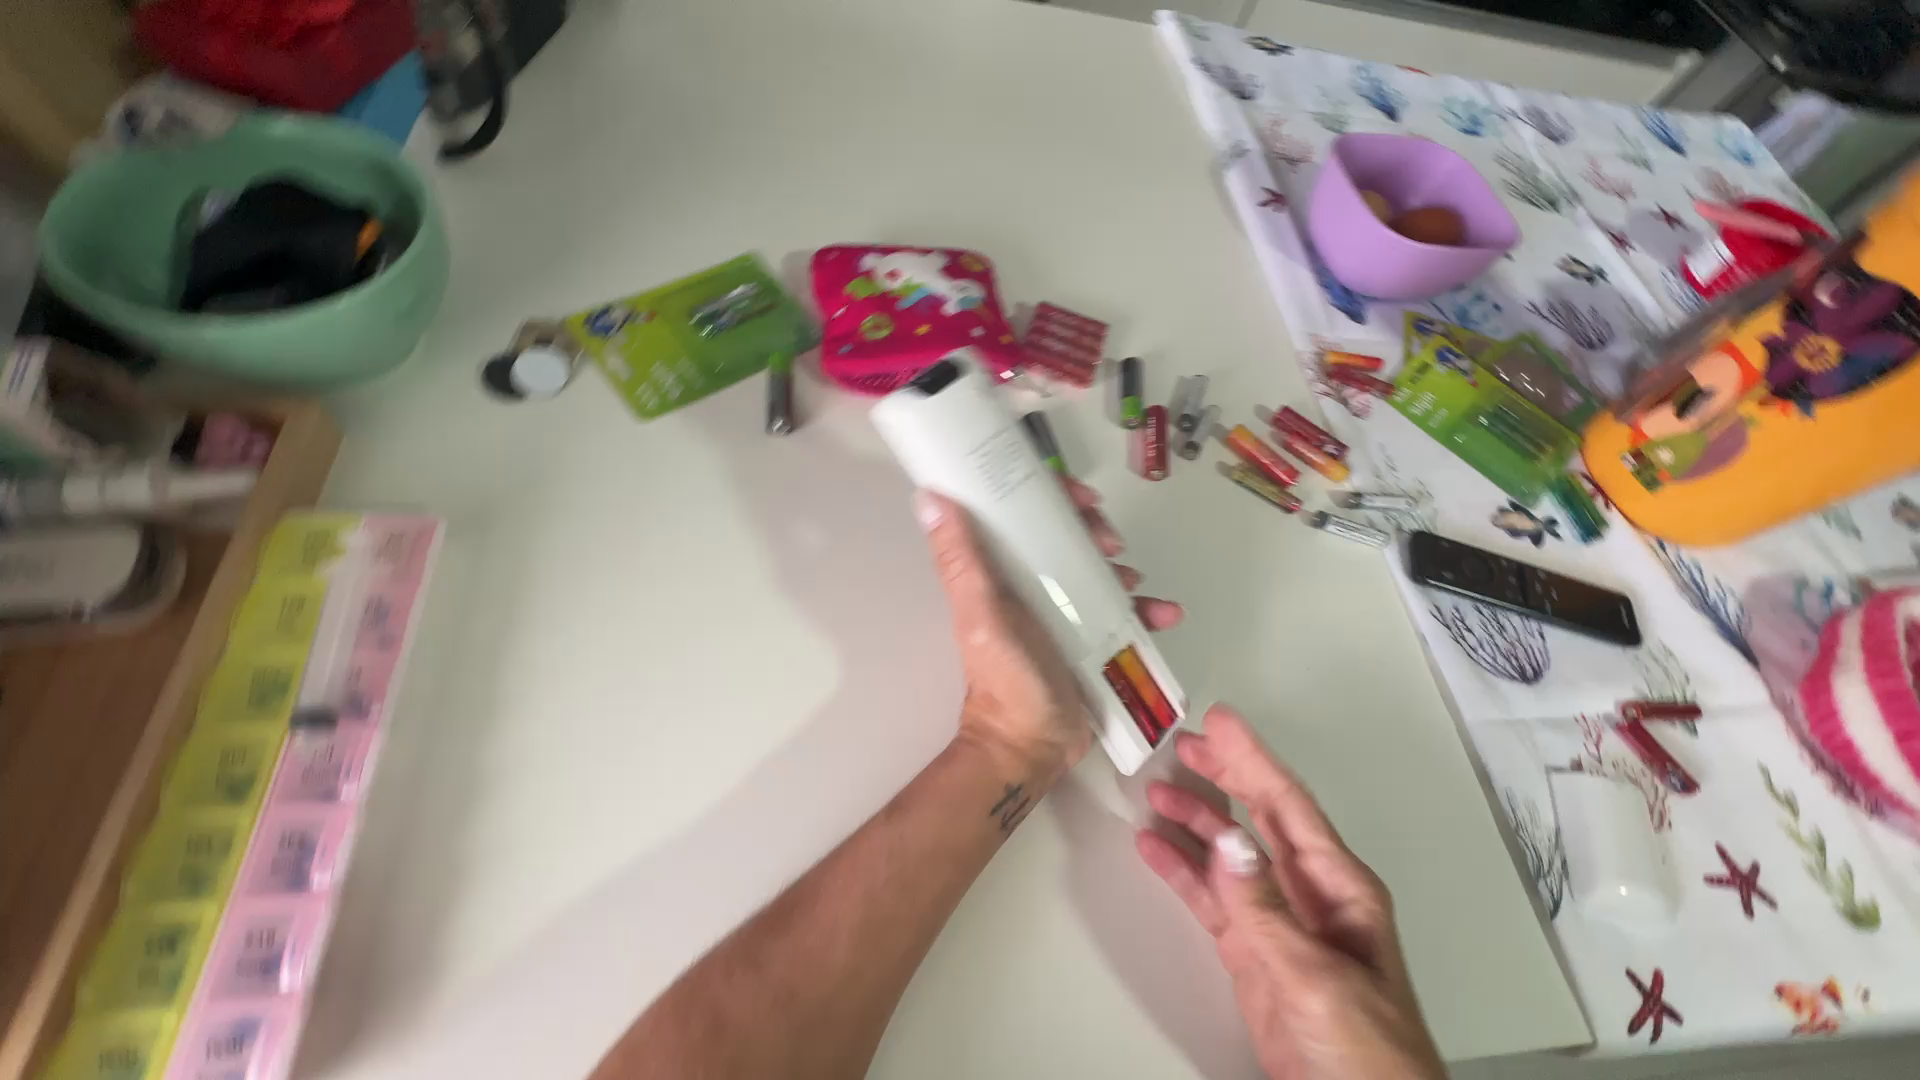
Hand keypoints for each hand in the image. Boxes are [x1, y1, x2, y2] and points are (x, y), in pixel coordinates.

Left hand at [915, 479, 1182, 776]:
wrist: (1033, 748)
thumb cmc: (1005, 681)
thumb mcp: (982, 617)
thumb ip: (960, 562)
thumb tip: (930, 496)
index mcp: (1000, 573)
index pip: (1022, 515)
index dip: (1050, 495)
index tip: (1079, 496)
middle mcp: (1029, 585)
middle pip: (1065, 536)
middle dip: (1094, 530)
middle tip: (1112, 543)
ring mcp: (1062, 611)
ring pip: (1097, 570)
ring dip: (1122, 568)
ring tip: (1136, 584)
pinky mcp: (1090, 638)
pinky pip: (1122, 613)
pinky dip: (1146, 609)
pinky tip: (1166, 614)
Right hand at [1136, 705, 1445, 1079]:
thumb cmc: (1366, 1052)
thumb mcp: (1316, 976)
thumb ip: (1265, 908)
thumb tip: (1227, 839)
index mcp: (1337, 885)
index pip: (1286, 804)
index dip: (1251, 759)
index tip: (1219, 721)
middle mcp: (1307, 891)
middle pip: (1257, 816)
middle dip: (1222, 777)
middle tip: (1182, 744)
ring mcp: (1277, 920)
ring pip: (1227, 853)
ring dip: (1194, 821)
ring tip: (1154, 792)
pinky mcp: (1252, 950)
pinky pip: (1211, 897)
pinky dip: (1182, 871)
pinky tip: (1154, 850)